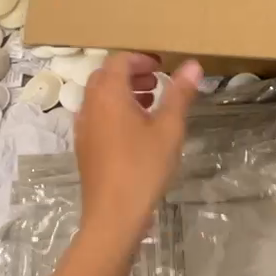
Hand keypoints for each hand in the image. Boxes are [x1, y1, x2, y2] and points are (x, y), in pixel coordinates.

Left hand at [74, 53, 200, 245]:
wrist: (113, 216)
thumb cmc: (143, 167)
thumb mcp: (169, 128)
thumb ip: (179, 94)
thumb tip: (192, 65)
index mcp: (109, 95)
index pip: (118, 61)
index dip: (140, 58)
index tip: (162, 66)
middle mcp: (90, 107)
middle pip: (105, 77)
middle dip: (131, 73)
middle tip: (157, 82)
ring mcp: (83, 129)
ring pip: (100, 97)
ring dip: (123, 92)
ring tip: (151, 104)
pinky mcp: (84, 148)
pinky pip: (97, 117)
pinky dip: (115, 112)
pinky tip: (137, 131)